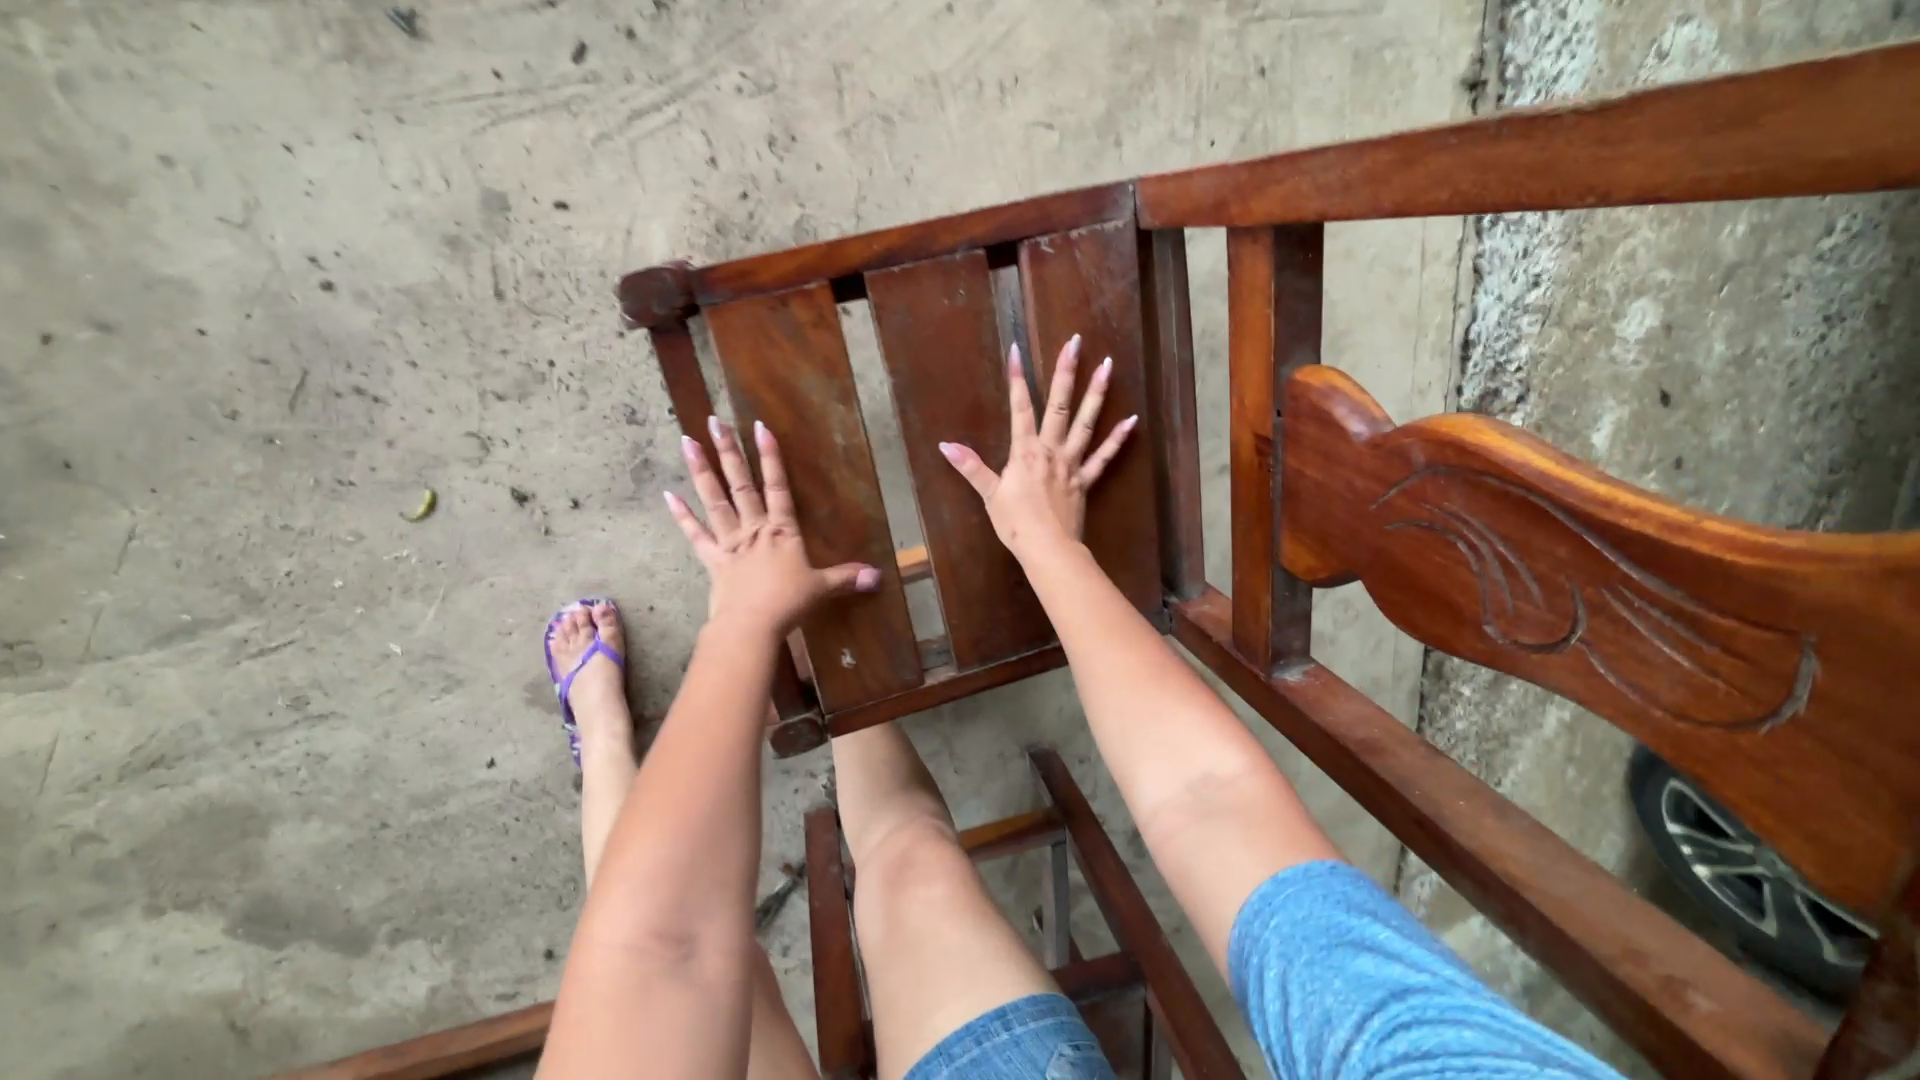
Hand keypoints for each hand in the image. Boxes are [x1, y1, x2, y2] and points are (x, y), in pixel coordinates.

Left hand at [665, 417, 880, 638]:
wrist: (752, 626)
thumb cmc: (788, 604)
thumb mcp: (821, 588)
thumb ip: (846, 578)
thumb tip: (877, 576)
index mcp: (782, 531)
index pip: (777, 487)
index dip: (770, 457)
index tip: (758, 427)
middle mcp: (754, 529)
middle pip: (741, 484)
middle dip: (729, 451)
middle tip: (714, 421)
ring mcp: (730, 543)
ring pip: (714, 500)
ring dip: (702, 471)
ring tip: (687, 442)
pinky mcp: (712, 561)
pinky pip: (695, 536)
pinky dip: (682, 516)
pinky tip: (669, 495)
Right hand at [938, 335, 1136, 559]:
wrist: (1047, 549)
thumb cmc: (1015, 524)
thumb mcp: (988, 494)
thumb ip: (970, 467)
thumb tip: (944, 446)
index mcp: (1024, 452)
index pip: (1020, 408)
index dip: (1017, 379)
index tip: (1017, 350)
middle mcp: (1050, 450)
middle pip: (1059, 405)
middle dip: (1065, 372)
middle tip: (1075, 342)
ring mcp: (1071, 464)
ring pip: (1086, 423)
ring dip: (1097, 393)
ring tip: (1108, 366)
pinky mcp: (1085, 481)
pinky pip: (1105, 457)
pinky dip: (1118, 439)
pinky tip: (1132, 420)